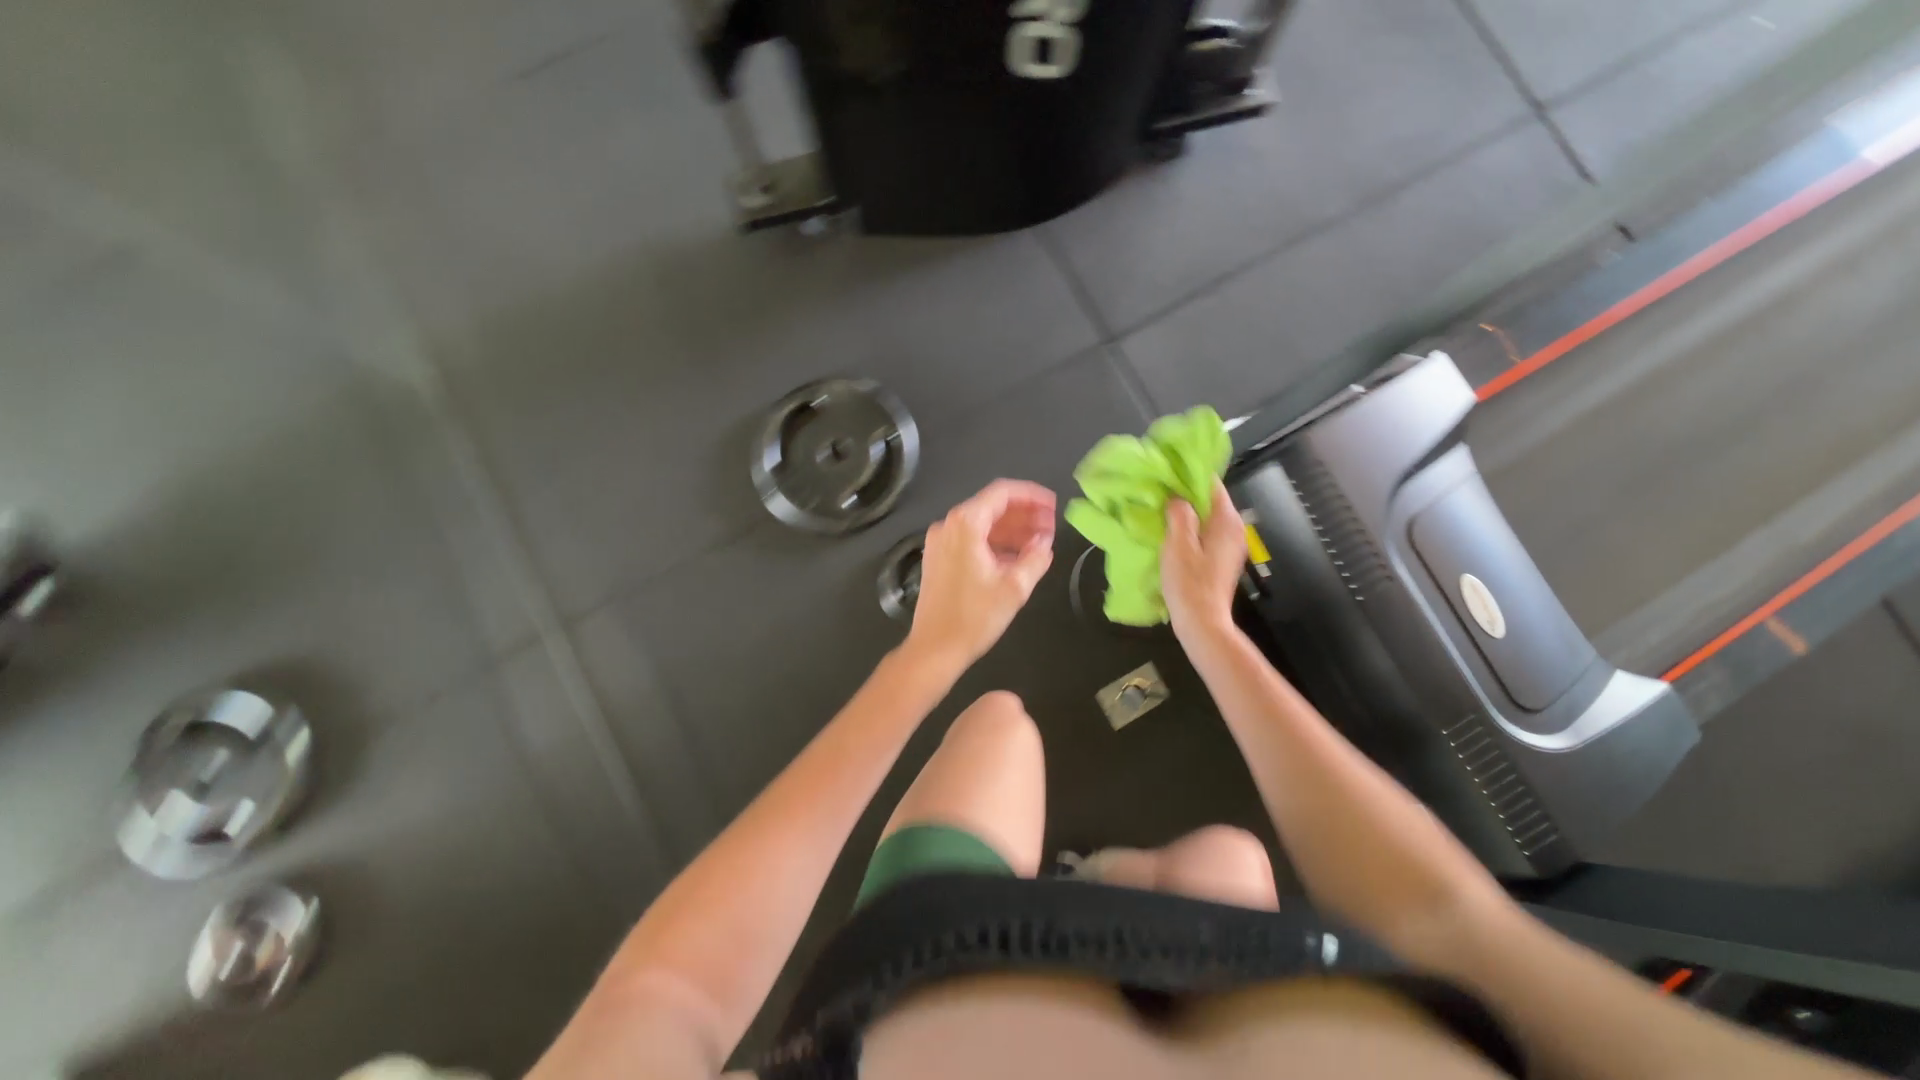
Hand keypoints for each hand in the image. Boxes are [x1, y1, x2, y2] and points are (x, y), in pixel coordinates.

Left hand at [907, 479, 1056, 666]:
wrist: (934, 648)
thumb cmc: (974, 618)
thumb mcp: (1014, 587)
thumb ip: (1036, 557)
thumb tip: (1045, 542)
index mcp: (966, 524)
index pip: (1003, 492)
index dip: (1032, 495)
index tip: (1054, 505)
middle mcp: (949, 525)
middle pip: (992, 507)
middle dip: (1024, 514)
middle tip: (1052, 526)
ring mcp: (941, 541)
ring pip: (982, 524)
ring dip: (1012, 530)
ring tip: (1040, 543)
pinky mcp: (939, 558)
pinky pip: (971, 540)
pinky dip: (995, 543)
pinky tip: (1017, 558)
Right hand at [1162, 478, 1245, 642]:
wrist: (1202, 623)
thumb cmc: (1189, 583)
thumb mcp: (1178, 544)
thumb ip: (1179, 514)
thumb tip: (1177, 498)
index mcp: (1227, 521)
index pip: (1211, 484)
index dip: (1188, 475)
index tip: (1166, 472)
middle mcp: (1234, 529)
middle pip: (1209, 501)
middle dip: (1185, 495)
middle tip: (1158, 491)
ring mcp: (1230, 546)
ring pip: (1206, 518)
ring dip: (1186, 514)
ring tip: (1160, 511)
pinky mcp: (1222, 559)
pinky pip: (1206, 534)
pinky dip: (1190, 530)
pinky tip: (1171, 535)